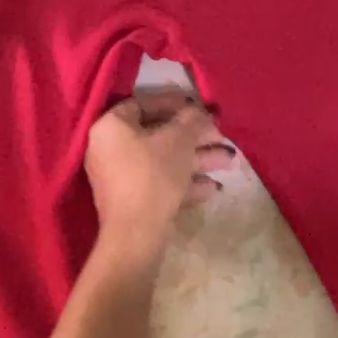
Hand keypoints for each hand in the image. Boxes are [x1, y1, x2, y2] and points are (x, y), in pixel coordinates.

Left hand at [84, 89, 233, 268]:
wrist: (136, 234)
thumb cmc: (153, 175)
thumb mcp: (179, 141)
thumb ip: (192, 120)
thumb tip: (201, 110)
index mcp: (110, 127)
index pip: (141, 104)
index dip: (173, 103)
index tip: (198, 108)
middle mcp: (109, 149)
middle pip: (157, 136)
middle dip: (194, 137)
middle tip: (222, 136)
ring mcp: (119, 178)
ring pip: (163, 161)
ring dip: (196, 160)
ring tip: (228, 161)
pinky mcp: (131, 201)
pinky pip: (159, 183)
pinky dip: (183, 182)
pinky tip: (212, 188)